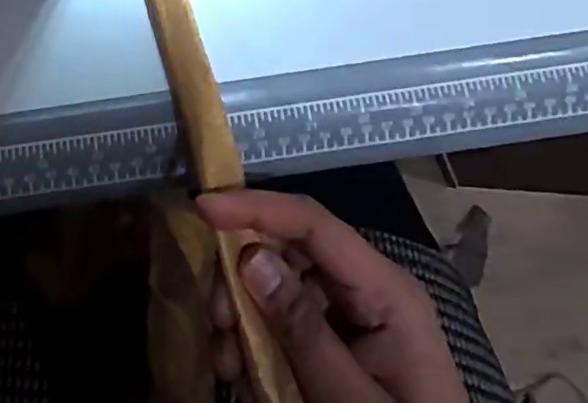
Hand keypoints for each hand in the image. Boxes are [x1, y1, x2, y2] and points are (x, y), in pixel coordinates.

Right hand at [199, 191, 467, 402]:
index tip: (201, 208)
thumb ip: (304, 331)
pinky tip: (237, 367)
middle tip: (214, 315)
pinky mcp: (328, 334)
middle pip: (283, 245)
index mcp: (386, 290)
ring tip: (225, 358)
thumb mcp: (352, 402)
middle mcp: (364, 286)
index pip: (312, 222)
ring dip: (237, 310)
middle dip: (238, 272)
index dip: (254, 205)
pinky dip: (246, 332)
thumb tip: (249, 256)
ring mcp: (345, 310)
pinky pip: (274, 311)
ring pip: (270, 276)